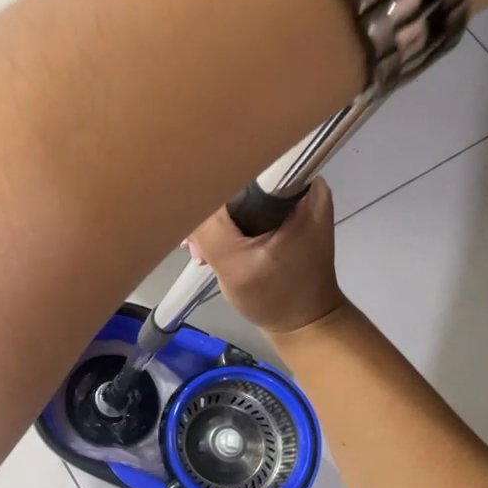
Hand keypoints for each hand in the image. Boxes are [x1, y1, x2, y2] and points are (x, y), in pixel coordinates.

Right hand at [186, 178, 349, 335]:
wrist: (304, 324)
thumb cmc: (276, 297)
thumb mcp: (235, 265)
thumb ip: (208, 227)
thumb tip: (184, 194)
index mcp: (302, 190)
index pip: (248, 163)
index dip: (216, 181)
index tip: (195, 209)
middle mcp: (302, 188)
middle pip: (242, 179)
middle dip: (212, 207)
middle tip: (196, 239)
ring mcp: (294, 203)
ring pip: (240, 196)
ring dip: (216, 221)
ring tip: (201, 248)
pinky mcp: (285, 218)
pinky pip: (247, 210)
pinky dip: (228, 227)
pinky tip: (213, 247)